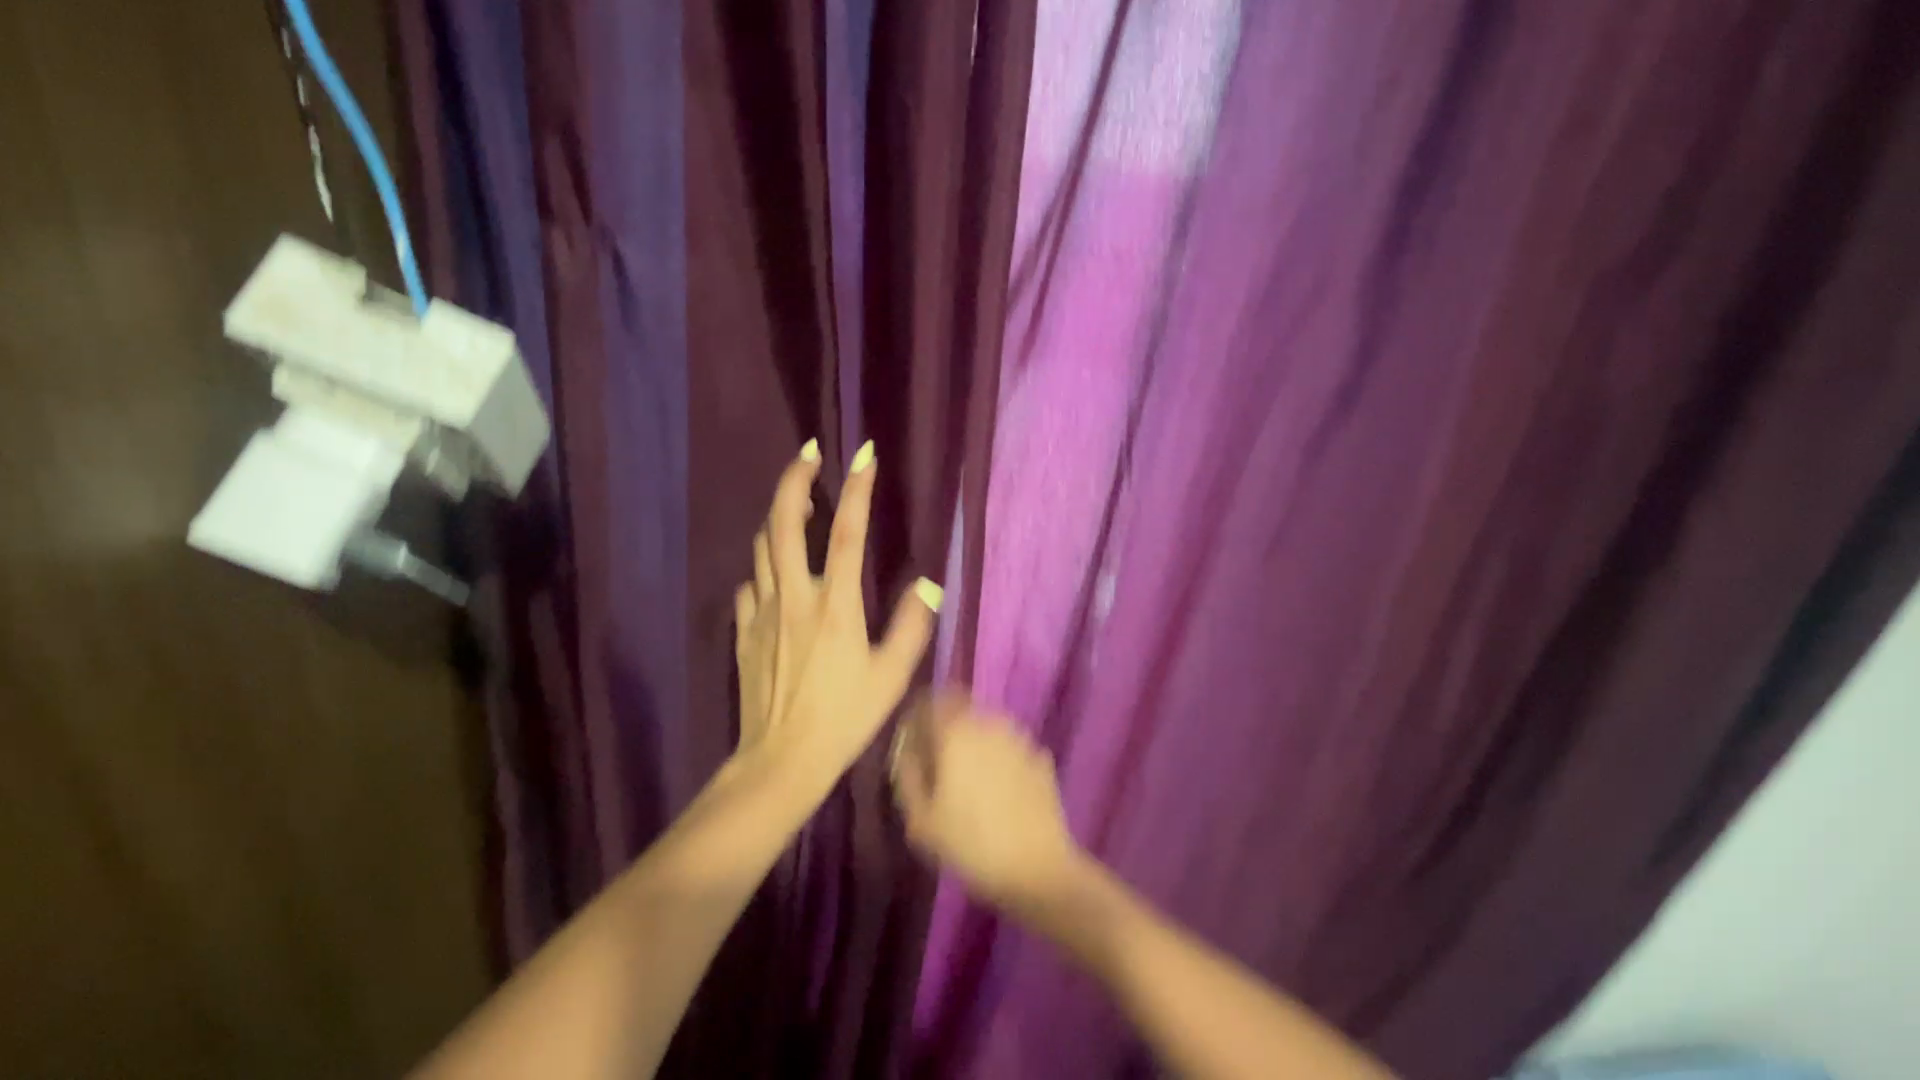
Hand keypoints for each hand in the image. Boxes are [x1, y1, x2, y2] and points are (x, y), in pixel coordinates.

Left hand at [733, 439, 941, 777]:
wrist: (781, 760)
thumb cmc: (845, 719)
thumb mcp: (891, 678)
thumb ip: (912, 626)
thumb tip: (928, 583)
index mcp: (835, 606)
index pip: (847, 533)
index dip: (858, 489)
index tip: (865, 454)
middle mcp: (793, 598)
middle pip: (784, 522)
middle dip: (795, 479)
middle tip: (809, 453)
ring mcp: (761, 613)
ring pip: (761, 547)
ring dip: (778, 517)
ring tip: (795, 502)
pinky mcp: (743, 633)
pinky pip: (748, 586)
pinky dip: (762, 568)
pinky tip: (774, 574)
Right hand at [891, 692, 1083, 914]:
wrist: (1036, 869)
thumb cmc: (970, 844)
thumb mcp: (920, 820)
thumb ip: (907, 775)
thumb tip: (906, 750)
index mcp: (956, 733)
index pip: (931, 700)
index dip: (918, 716)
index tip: (912, 742)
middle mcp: (990, 724)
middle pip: (961, 711)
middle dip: (948, 730)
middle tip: (939, 765)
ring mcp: (1021, 740)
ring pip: (989, 728)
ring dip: (976, 743)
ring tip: (970, 781)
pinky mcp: (1042, 760)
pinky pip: (1011, 748)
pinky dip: (1002, 759)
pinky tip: (1000, 792)